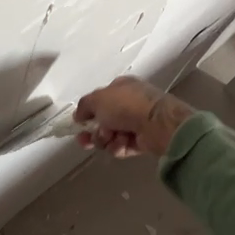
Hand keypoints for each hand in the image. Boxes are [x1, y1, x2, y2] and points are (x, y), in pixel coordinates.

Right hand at [74, 76, 194, 157]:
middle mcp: (129, 104)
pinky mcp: (142, 141)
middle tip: (86, 140)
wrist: (156, 123)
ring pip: (110, 136)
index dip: (88, 112)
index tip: (79, 124)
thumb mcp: (98, 99)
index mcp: (121, 88)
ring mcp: (136, 123)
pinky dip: (119, 147)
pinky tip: (121, 144)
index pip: (100, 100)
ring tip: (110, 138)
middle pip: (103, 121)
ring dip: (106, 140)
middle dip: (93, 132)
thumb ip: (84, 106)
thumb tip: (78, 115)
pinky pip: (122, 147)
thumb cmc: (126, 105)